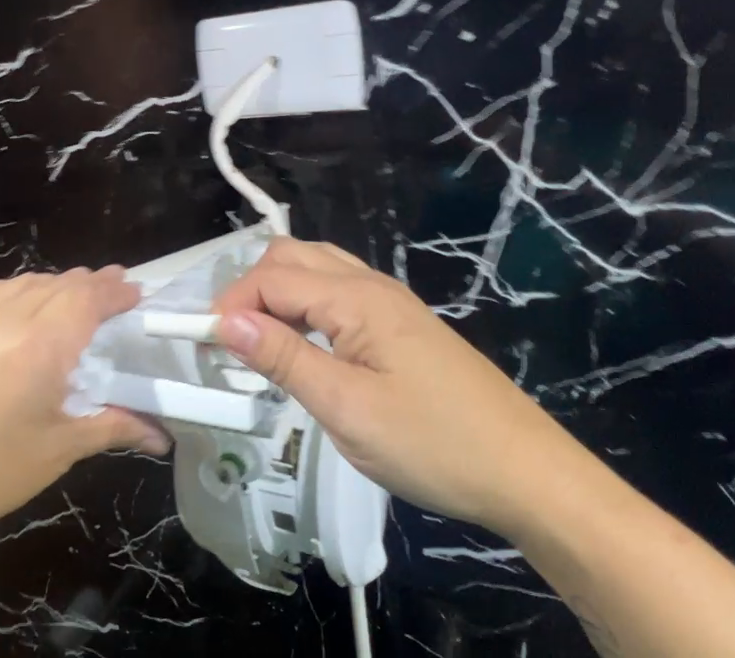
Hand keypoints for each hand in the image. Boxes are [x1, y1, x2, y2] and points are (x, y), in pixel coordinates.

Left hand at [0, 268, 171, 550]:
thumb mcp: (62, 447)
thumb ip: (114, 426)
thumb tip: (162, 435)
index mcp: (39, 345)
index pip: (86, 298)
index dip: (113, 290)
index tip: (135, 292)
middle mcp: (4, 318)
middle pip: (57, 285)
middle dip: (89, 286)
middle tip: (113, 293)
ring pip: (22, 283)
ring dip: (53, 286)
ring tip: (73, 299)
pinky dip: (14, 291)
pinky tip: (22, 304)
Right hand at [212, 238, 588, 535]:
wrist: (530, 476)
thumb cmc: (434, 444)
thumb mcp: (346, 408)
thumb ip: (283, 358)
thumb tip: (223, 320)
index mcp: (357, 298)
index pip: (271, 278)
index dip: (231, 305)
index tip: (205, 346)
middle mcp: (372, 286)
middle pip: (291, 258)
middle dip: (249, 289)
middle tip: (229, 341)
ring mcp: (391, 304)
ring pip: (316, 271)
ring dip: (277, 294)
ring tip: (259, 341)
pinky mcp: (402, 327)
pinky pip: (338, 293)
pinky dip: (305, 306)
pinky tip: (303, 345)